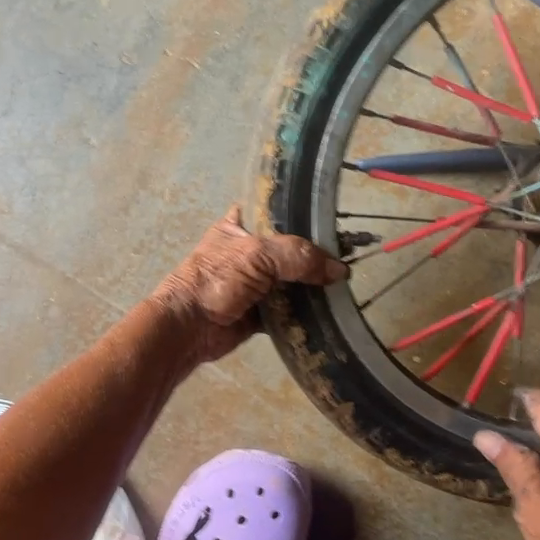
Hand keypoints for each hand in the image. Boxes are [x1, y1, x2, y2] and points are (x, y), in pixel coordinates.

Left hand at [149, 205, 348, 363]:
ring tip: (346, 285)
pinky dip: (305, 312)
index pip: (276, 213)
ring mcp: (254, 284)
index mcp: (239, 227)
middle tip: (351, 257)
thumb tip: (339, 270)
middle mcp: (248, 253)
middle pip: (290, 250)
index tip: (335, 223)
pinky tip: (330, 310)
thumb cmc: (216, 280)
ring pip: (292, 282)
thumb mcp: (257, 254)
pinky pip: (289, 310)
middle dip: (315, 257)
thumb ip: (299, 255)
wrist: (189, 327)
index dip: (303, 216)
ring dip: (313, 286)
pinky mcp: (259, 313)